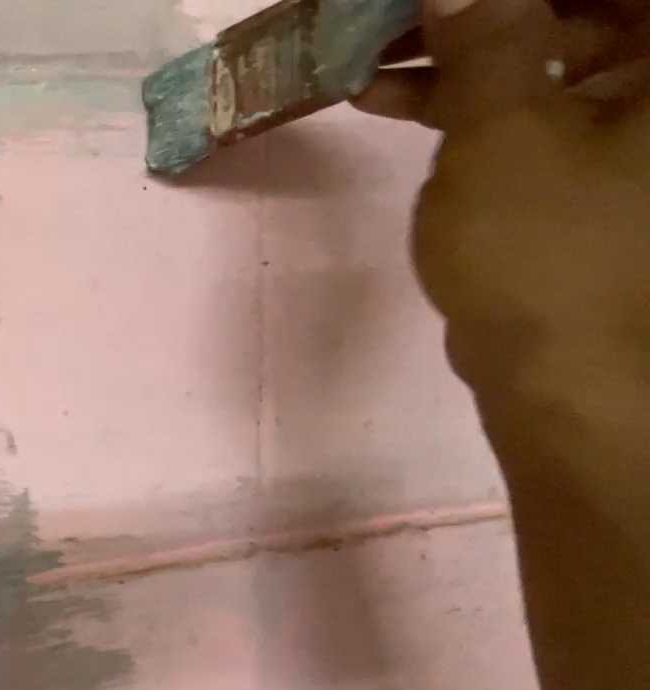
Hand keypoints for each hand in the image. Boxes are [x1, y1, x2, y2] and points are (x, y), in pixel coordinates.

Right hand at [353, 0, 649, 400]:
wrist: (559, 354)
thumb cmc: (542, 244)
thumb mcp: (502, 136)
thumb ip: (487, 44)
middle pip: (575, 5)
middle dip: (475, 9)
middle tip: (388, 19)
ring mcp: (635, 104)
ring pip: (544, 43)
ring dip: (455, 47)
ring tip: (367, 58)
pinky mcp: (592, 145)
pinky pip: (530, 92)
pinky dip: (461, 91)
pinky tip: (386, 97)